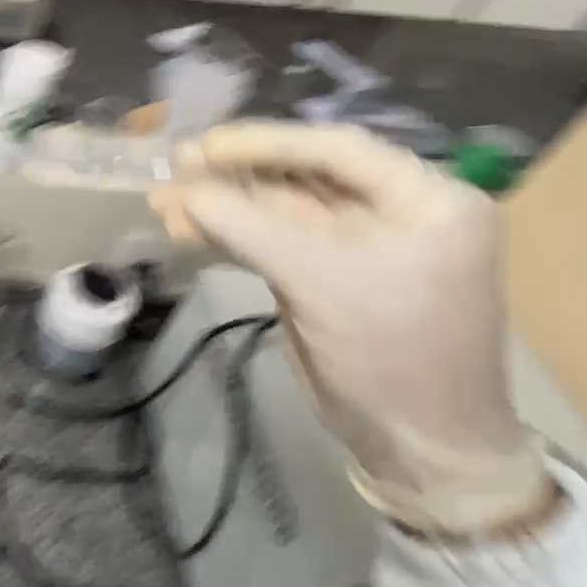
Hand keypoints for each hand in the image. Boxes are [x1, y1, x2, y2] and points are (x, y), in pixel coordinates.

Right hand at [149, 123, 550, 535]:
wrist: (416, 444)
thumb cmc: (393, 353)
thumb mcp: (321, 281)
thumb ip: (249, 228)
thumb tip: (182, 191)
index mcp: (425, 200)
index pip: (337, 150)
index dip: (265, 143)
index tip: (203, 148)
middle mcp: (391, 213)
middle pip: (299, 177)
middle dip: (233, 176)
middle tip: (173, 169)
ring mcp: (352, 247)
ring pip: (274, 211)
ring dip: (218, 207)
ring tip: (161, 203)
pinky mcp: (319, 277)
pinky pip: (266, 243)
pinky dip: (224, 235)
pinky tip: (182, 229)